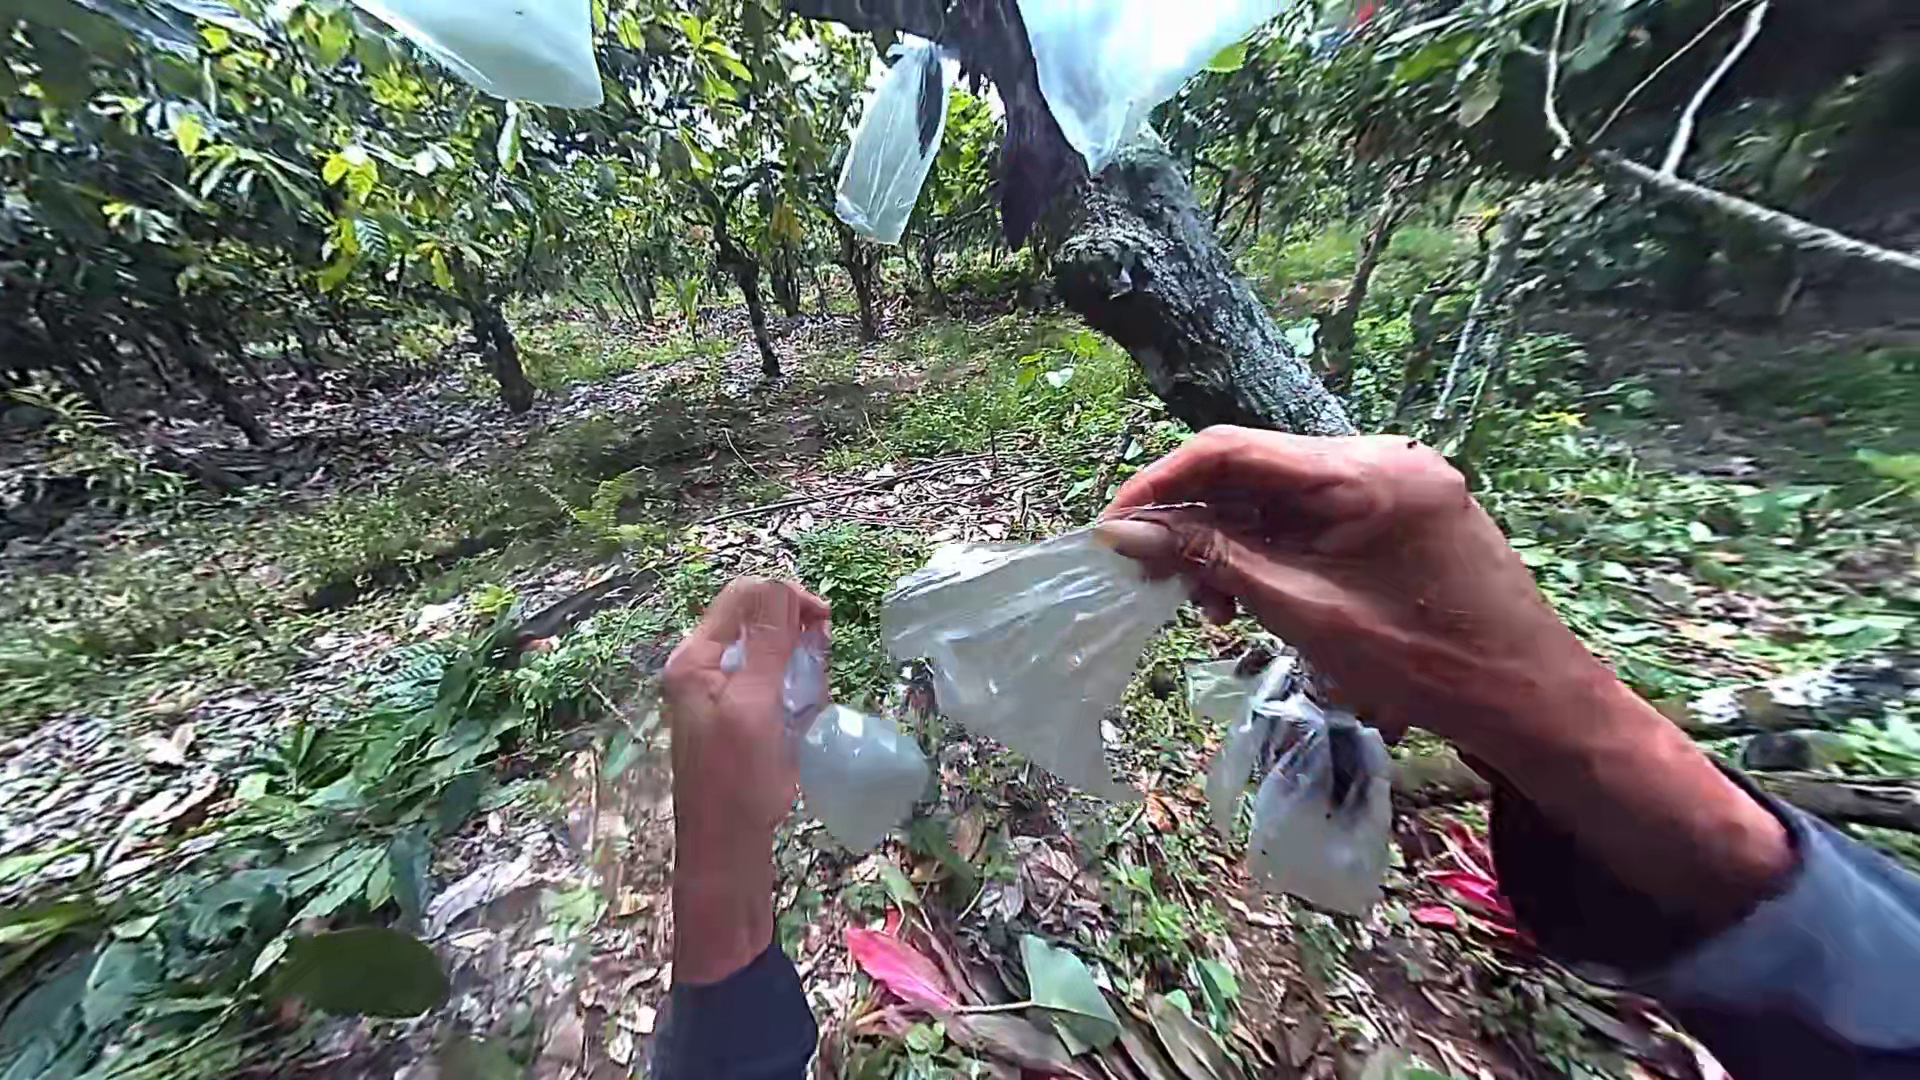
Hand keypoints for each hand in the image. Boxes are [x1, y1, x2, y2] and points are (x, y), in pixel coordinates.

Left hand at [662, 577, 828, 983]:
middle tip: (820, 654)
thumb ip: (768, 643)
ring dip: (799, 654)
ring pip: (772, 643)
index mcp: (696, 657)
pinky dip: (796, 676)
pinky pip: (775, 671)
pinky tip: (806, 701)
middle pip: (758, 616)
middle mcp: (706, 663)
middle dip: (795, 627)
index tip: (822, 619)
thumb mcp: (754, 704)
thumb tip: (780, 584)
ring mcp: (723, 685)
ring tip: (812, 686)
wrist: (730, 844)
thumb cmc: (738, 776)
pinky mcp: (743, 704)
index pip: (743, 598)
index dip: (785, 598)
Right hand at [1097, 427, 1791, 921]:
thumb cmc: (1422, 663)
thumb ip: (1207, 557)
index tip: (1115, 523)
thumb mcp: (1298, 607)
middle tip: (1148, 570)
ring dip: (1220, 544)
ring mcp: (1378, 482)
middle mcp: (1369, 458)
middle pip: (1243, 471)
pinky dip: (1256, 552)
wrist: (1534, 704)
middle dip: (1187, 521)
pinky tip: (1241, 595)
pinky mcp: (1379, 509)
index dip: (1159, 482)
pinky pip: (1294, 518)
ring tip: (1204, 602)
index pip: (1228, 450)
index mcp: (1360, 471)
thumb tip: (1124, 531)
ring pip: (1263, 498)